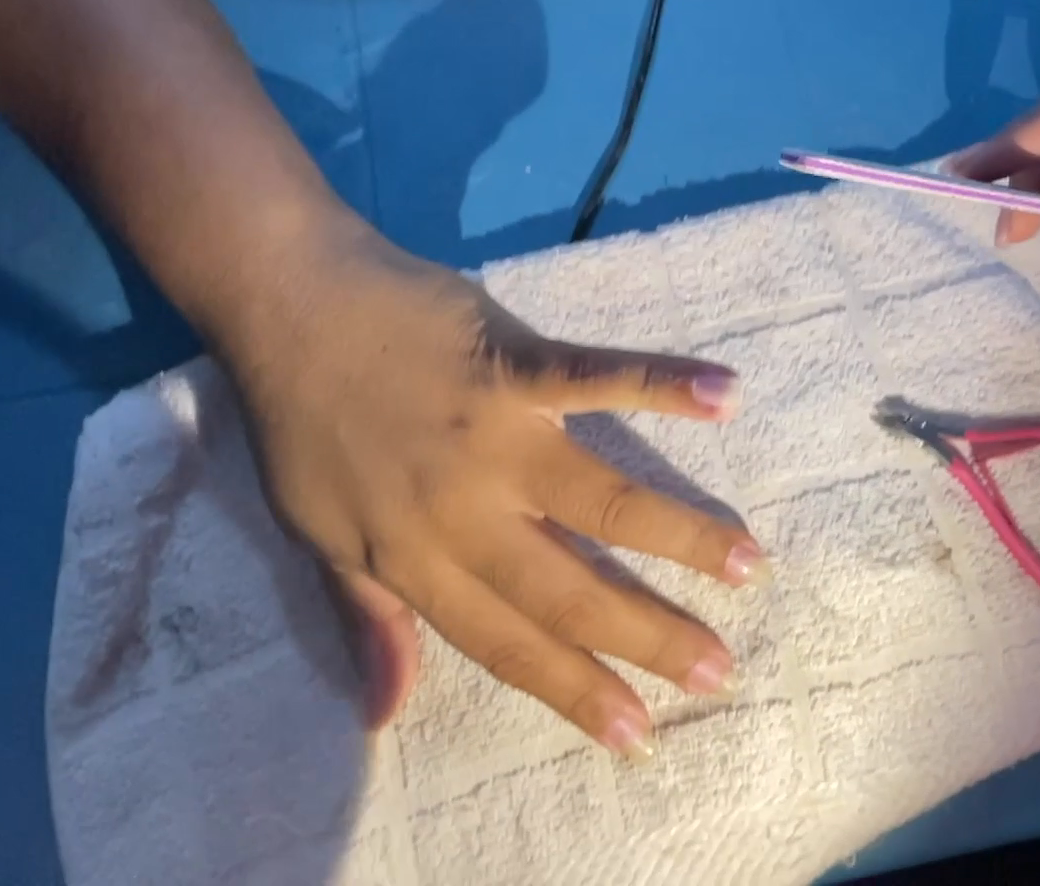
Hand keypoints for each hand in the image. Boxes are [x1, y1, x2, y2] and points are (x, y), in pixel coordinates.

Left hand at [217, 230, 762, 759]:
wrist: (290, 306)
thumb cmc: (303, 422)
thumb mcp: (317, 535)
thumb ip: (367, 618)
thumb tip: (387, 716)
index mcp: (415, 558)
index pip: (509, 643)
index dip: (576, 692)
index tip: (640, 733)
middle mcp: (465, 509)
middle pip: (571, 589)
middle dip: (650, 637)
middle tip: (721, 671)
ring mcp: (494, 433)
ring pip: (603, 498)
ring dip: (682, 534)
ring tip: (749, 563)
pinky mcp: (514, 362)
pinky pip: (597, 377)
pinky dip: (663, 385)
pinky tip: (725, 394)